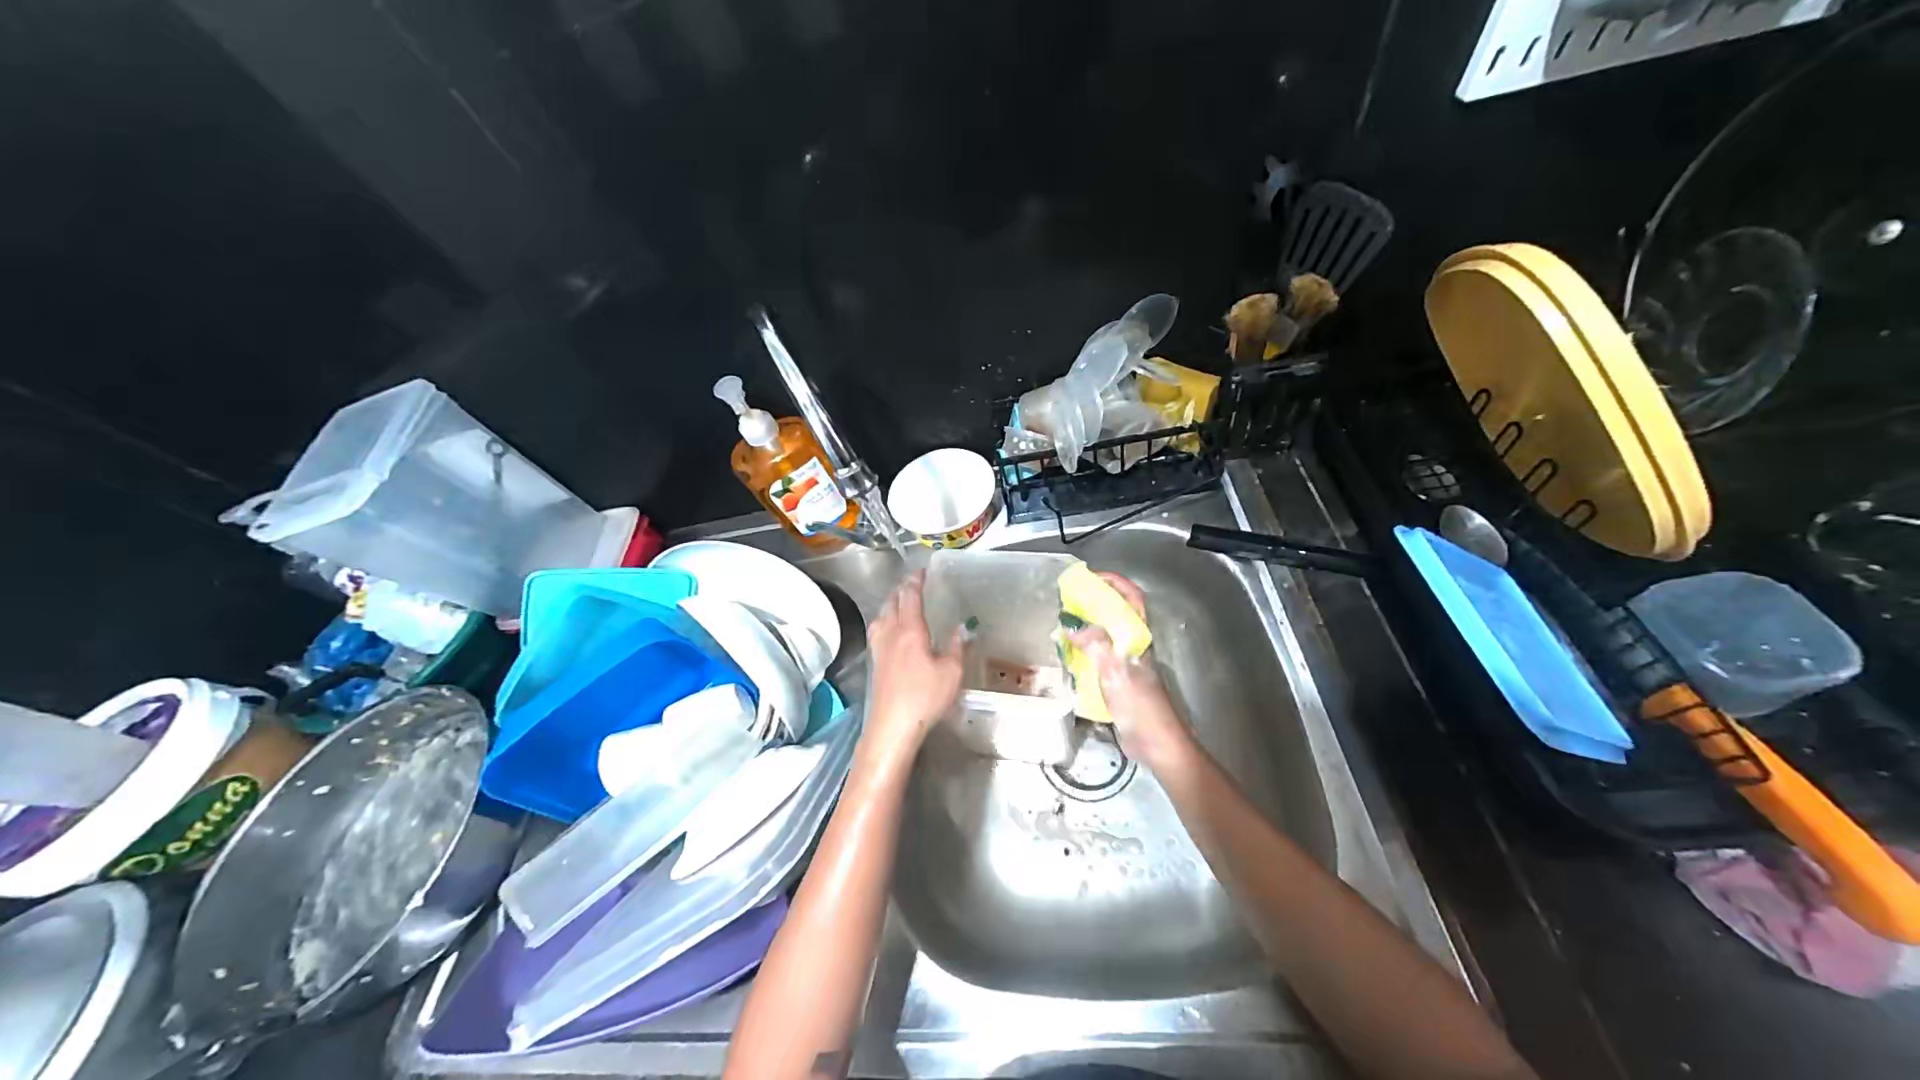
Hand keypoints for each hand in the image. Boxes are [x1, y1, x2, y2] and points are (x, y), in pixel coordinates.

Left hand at [863, 570, 965, 765]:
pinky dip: (883, 619)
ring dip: (890, 603)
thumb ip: (957, 647)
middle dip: (902, 589)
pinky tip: (888, 628)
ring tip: (899, 601)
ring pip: (881, 615)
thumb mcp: (952, 673)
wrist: (893, 726)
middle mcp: (891, 633)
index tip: (922, 571)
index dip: (916, 581)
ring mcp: (880, 648)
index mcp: (911, 630)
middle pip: (892, 602)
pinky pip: (877, 630)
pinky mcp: (875, 662)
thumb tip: (963, 628)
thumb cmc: (925, 697)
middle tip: (913, 583)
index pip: (911, 596)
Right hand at [1069, 572, 1194, 769]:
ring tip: (1063, 626)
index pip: (1132, 599)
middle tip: (1068, 601)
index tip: (1091, 577)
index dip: (1115, 583)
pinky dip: (1083, 653)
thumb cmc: (1141, 706)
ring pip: (1106, 637)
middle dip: (1094, 603)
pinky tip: (1068, 658)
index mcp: (1138, 638)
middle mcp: (1133, 646)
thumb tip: (1074, 626)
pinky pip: (1098, 659)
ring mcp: (1126, 665)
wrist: (1156, 744)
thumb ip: (1096, 645)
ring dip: (1087, 628)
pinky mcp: (1119, 683)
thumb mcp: (1115, 672)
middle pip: (1116, 615)